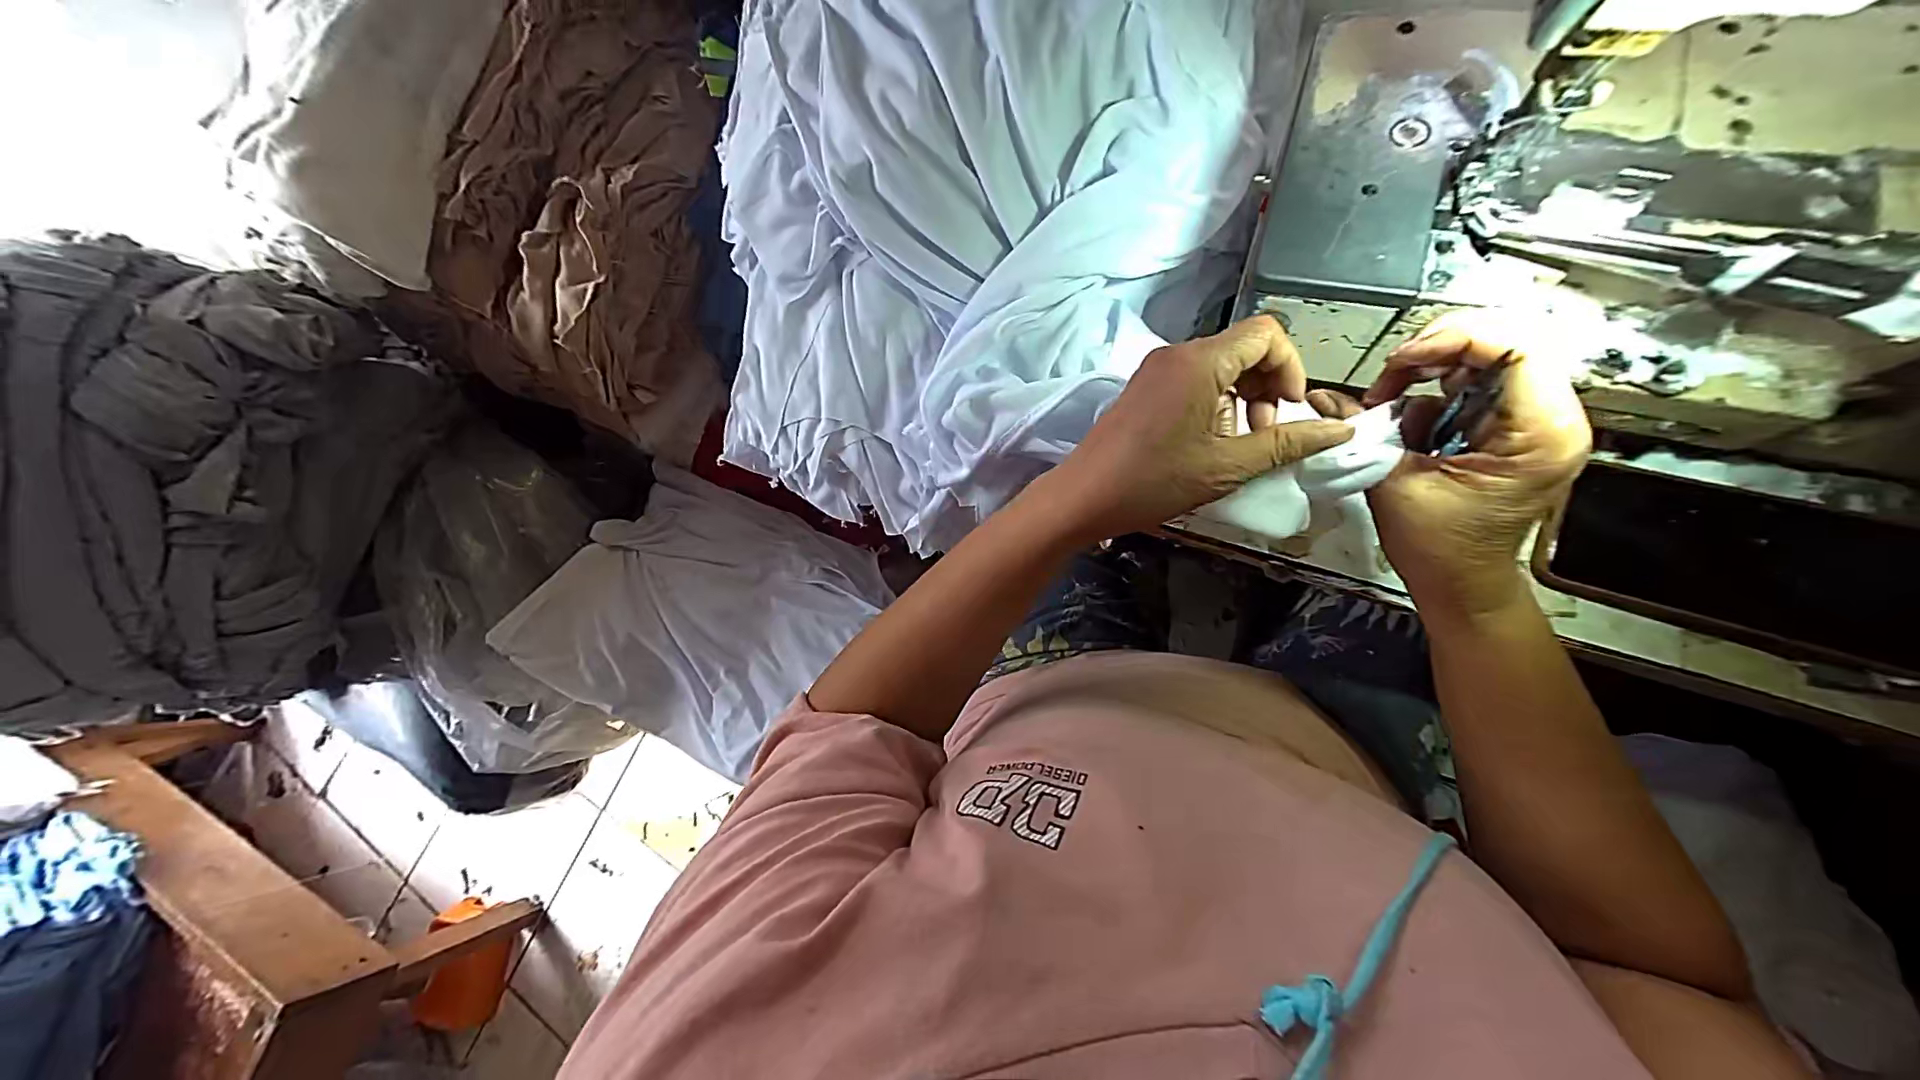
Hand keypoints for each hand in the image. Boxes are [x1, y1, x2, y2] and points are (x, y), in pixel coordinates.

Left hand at [1039, 316, 1353, 541]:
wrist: (1082, 497)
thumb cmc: (1152, 481)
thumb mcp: (1226, 466)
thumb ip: (1285, 444)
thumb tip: (1335, 430)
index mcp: (1199, 362)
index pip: (1267, 333)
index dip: (1291, 366)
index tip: (1289, 408)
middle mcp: (1175, 355)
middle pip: (1243, 349)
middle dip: (1266, 386)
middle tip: (1263, 434)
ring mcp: (1154, 371)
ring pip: (1218, 367)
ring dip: (1240, 399)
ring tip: (1235, 445)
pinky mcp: (1142, 389)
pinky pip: (1192, 381)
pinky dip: (1213, 403)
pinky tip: (1206, 443)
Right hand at [1315, 310, 1590, 618]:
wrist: (1462, 582)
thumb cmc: (1441, 550)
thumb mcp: (1396, 486)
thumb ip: (1369, 433)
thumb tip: (1330, 398)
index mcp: (1540, 433)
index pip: (1515, 344)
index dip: (1450, 339)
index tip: (1400, 363)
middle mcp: (1550, 416)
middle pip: (1504, 337)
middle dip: (1437, 348)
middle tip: (1393, 375)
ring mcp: (1532, 416)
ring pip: (1486, 351)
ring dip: (1430, 367)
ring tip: (1393, 399)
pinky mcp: (1509, 421)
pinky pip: (1473, 378)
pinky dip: (1431, 387)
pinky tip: (1409, 417)